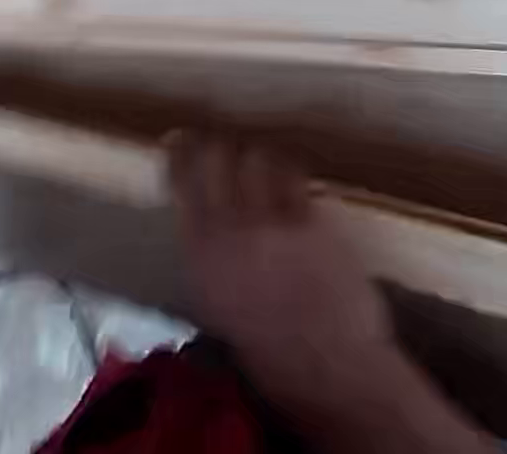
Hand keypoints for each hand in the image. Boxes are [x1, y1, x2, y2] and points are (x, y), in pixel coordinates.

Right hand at [167, 134, 397, 408]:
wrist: (327, 368)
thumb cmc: (268, 346)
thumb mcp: (216, 300)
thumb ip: (207, 251)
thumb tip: (203, 213)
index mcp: (199, 252)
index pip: (179, 179)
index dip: (179, 150)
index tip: (181, 137)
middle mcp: (228, 230)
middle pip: (216, 156)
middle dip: (219, 144)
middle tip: (225, 144)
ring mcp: (270, 222)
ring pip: (256, 157)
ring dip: (259, 156)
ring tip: (265, 163)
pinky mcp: (309, 220)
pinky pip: (294, 175)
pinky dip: (291, 172)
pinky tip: (293, 179)